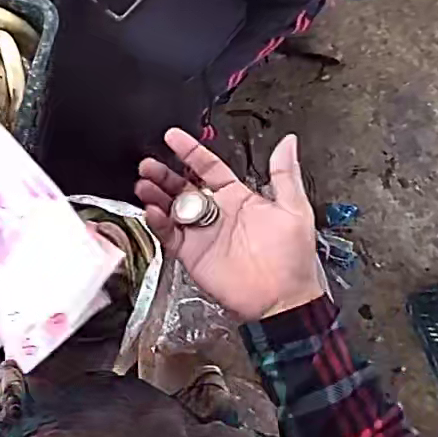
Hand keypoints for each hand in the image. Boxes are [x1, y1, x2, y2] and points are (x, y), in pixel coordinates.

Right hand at [135, 128, 324, 321]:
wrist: (282, 299)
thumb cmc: (292, 258)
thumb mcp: (294, 210)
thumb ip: (285, 175)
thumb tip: (288, 143)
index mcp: (237, 197)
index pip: (208, 167)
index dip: (190, 151)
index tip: (173, 137)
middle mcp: (215, 212)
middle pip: (182, 185)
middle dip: (163, 173)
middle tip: (148, 163)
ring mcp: (200, 232)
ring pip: (171, 207)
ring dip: (155, 194)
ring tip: (144, 184)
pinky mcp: (190, 253)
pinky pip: (169, 234)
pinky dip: (158, 222)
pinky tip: (152, 210)